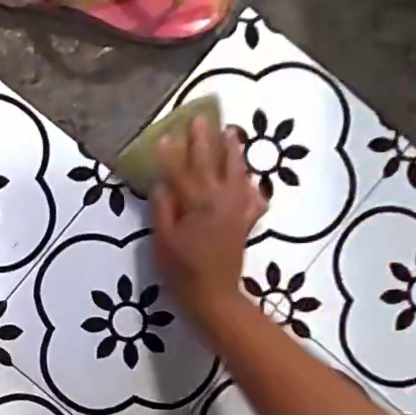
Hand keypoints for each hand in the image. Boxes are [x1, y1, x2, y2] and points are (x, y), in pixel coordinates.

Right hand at [151, 114, 266, 326]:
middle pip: (212, 164)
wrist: (213, 296)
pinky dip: (252, 185)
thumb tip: (162, 185)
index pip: (181, 172)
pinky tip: (250, 180)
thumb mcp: (163, 240)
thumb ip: (163, 209)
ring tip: (232, 133)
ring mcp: (237, 210)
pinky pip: (252, 197)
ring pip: (237, 174)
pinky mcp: (245, 222)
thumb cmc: (181, 270)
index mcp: (199, 203)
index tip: (163, 135)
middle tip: (202, 119)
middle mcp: (222, 200)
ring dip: (233, 152)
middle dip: (206, 141)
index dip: (170, 154)